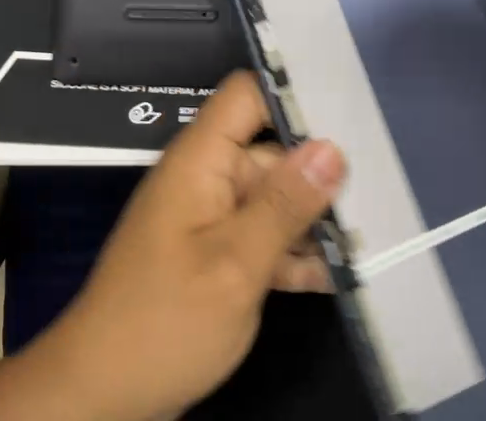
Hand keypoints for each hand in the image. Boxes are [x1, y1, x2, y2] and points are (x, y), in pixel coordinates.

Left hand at [26, 72, 346, 420]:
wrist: (102, 394)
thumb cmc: (164, 322)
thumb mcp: (235, 265)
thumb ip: (284, 205)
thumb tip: (331, 148)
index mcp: (201, 161)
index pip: (247, 97)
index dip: (294, 95)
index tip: (352, 114)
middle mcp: (207, 179)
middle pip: (273, 153)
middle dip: (321, 174)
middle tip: (383, 197)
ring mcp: (211, 219)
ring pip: (275, 200)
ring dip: (314, 222)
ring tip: (372, 241)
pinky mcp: (217, 256)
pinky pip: (263, 238)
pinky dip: (294, 254)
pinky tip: (337, 276)